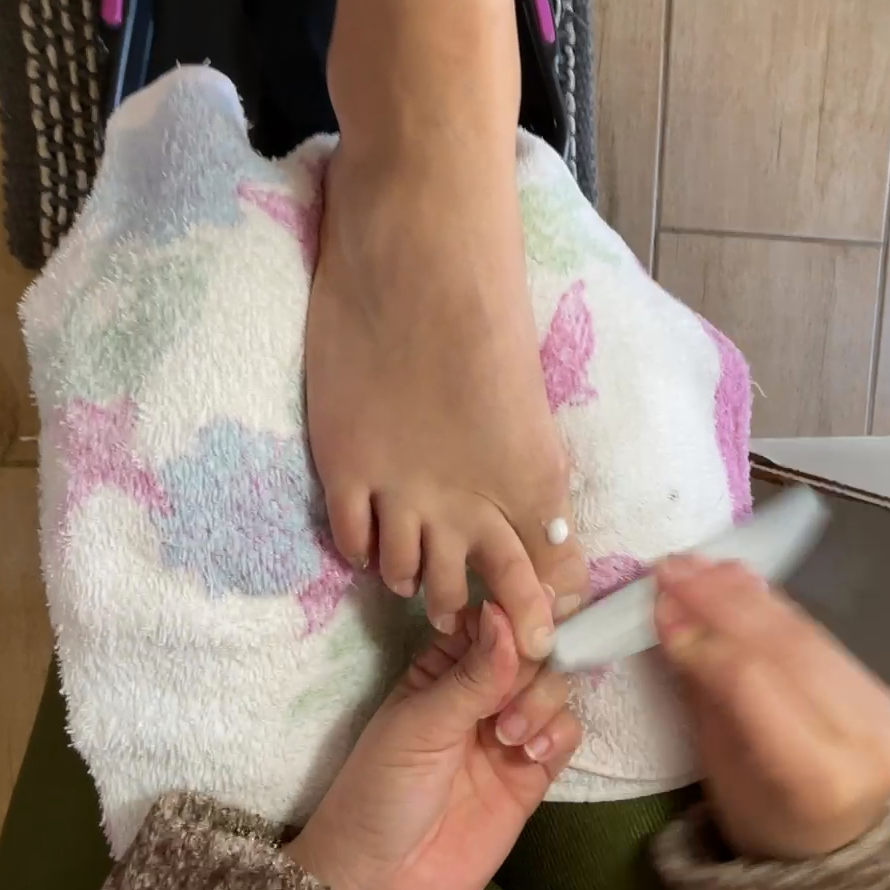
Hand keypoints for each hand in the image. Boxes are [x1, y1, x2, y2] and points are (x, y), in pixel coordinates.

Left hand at [285, 603, 580, 889]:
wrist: (382, 886)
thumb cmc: (383, 788)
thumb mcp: (422, 723)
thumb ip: (472, 674)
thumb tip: (505, 610)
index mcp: (445, 665)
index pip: (492, 619)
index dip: (516, 612)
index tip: (534, 613)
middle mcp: (483, 689)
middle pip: (532, 648)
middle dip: (533, 661)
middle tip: (510, 694)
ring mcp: (510, 728)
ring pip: (554, 685)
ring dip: (541, 701)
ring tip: (508, 736)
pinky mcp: (533, 772)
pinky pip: (565, 732)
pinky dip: (557, 734)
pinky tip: (530, 755)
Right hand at [307, 145, 588, 653]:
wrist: (419, 260)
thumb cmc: (490, 310)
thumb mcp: (530, 401)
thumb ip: (531, 471)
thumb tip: (540, 517)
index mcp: (530, 482)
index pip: (543, 573)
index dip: (542, 610)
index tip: (537, 629)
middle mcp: (469, 503)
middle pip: (474, 590)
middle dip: (480, 617)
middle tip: (470, 623)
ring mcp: (401, 492)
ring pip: (408, 577)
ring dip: (417, 584)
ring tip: (417, 585)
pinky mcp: (346, 470)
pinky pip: (354, 543)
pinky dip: (364, 552)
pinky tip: (369, 544)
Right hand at [653, 556, 889, 860]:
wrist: (830, 846)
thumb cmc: (756, 812)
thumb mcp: (715, 760)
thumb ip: (700, 683)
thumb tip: (671, 613)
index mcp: (816, 775)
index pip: (753, 682)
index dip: (703, 637)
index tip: (659, 605)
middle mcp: (861, 738)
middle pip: (783, 646)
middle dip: (718, 599)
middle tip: (671, 568)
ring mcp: (879, 709)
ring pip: (801, 631)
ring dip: (742, 591)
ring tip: (696, 566)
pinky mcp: (879, 688)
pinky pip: (816, 633)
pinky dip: (770, 603)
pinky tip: (734, 579)